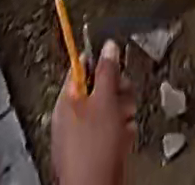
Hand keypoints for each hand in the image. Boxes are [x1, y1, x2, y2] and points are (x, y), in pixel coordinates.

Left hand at [50, 40, 135, 184]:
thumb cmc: (94, 147)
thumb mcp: (105, 100)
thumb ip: (107, 72)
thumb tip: (109, 46)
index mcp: (67, 100)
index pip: (82, 67)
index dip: (101, 61)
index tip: (117, 62)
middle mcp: (71, 115)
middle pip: (97, 87)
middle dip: (117, 89)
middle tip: (126, 95)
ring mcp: (81, 134)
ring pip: (107, 108)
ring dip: (122, 109)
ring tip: (127, 118)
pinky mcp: (93, 149)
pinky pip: (110, 129)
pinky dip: (120, 129)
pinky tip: (125, 135)